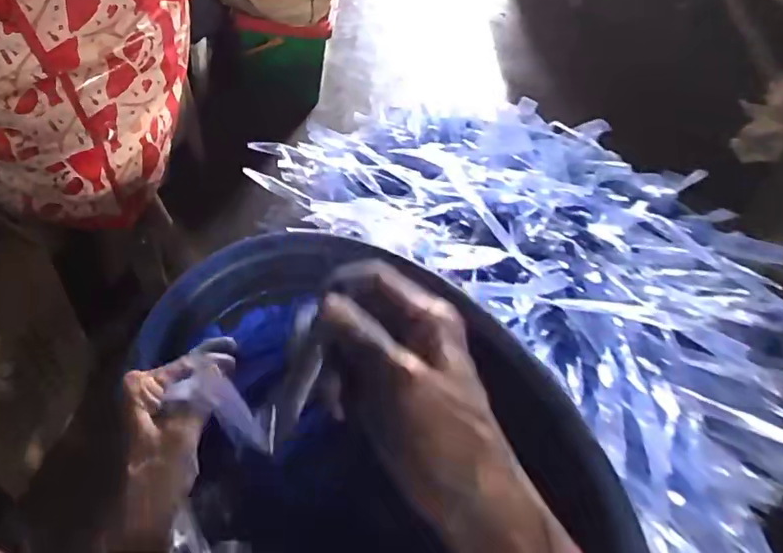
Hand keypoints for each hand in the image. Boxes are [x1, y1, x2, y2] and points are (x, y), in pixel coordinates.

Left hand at [109, 339, 234, 550]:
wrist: (147, 512)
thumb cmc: (159, 472)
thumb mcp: (181, 435)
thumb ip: (197, 400)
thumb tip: (217, 366)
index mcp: (140, 385)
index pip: (179, 366)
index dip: (207, 360)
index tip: (233, 351)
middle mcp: (142, 389)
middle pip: (182, 375)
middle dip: (208, 369)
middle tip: (237, 358)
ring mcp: (151, 406)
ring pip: (185, 390)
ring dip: (208, 385)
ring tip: (234, 374)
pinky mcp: (162, 424)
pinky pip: (185, 404)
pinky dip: (203, 401)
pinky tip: (221, 397)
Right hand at [320, 263, 579, 552]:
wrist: (472, 508)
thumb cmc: (448, 439)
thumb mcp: (404, 380)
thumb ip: (362, 334)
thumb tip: (321, 299)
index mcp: (426, 316)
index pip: (370, 275)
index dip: (338, 283)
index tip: (314, 310)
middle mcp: (405, 325)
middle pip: (346, 302)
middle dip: (324, 331)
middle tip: (310, 359)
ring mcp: (387, 353)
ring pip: (335, 333)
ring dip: (323, 362)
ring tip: (329, 397)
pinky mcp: (373, 380)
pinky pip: (336, 362)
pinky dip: (328, 381)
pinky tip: (336, 408)